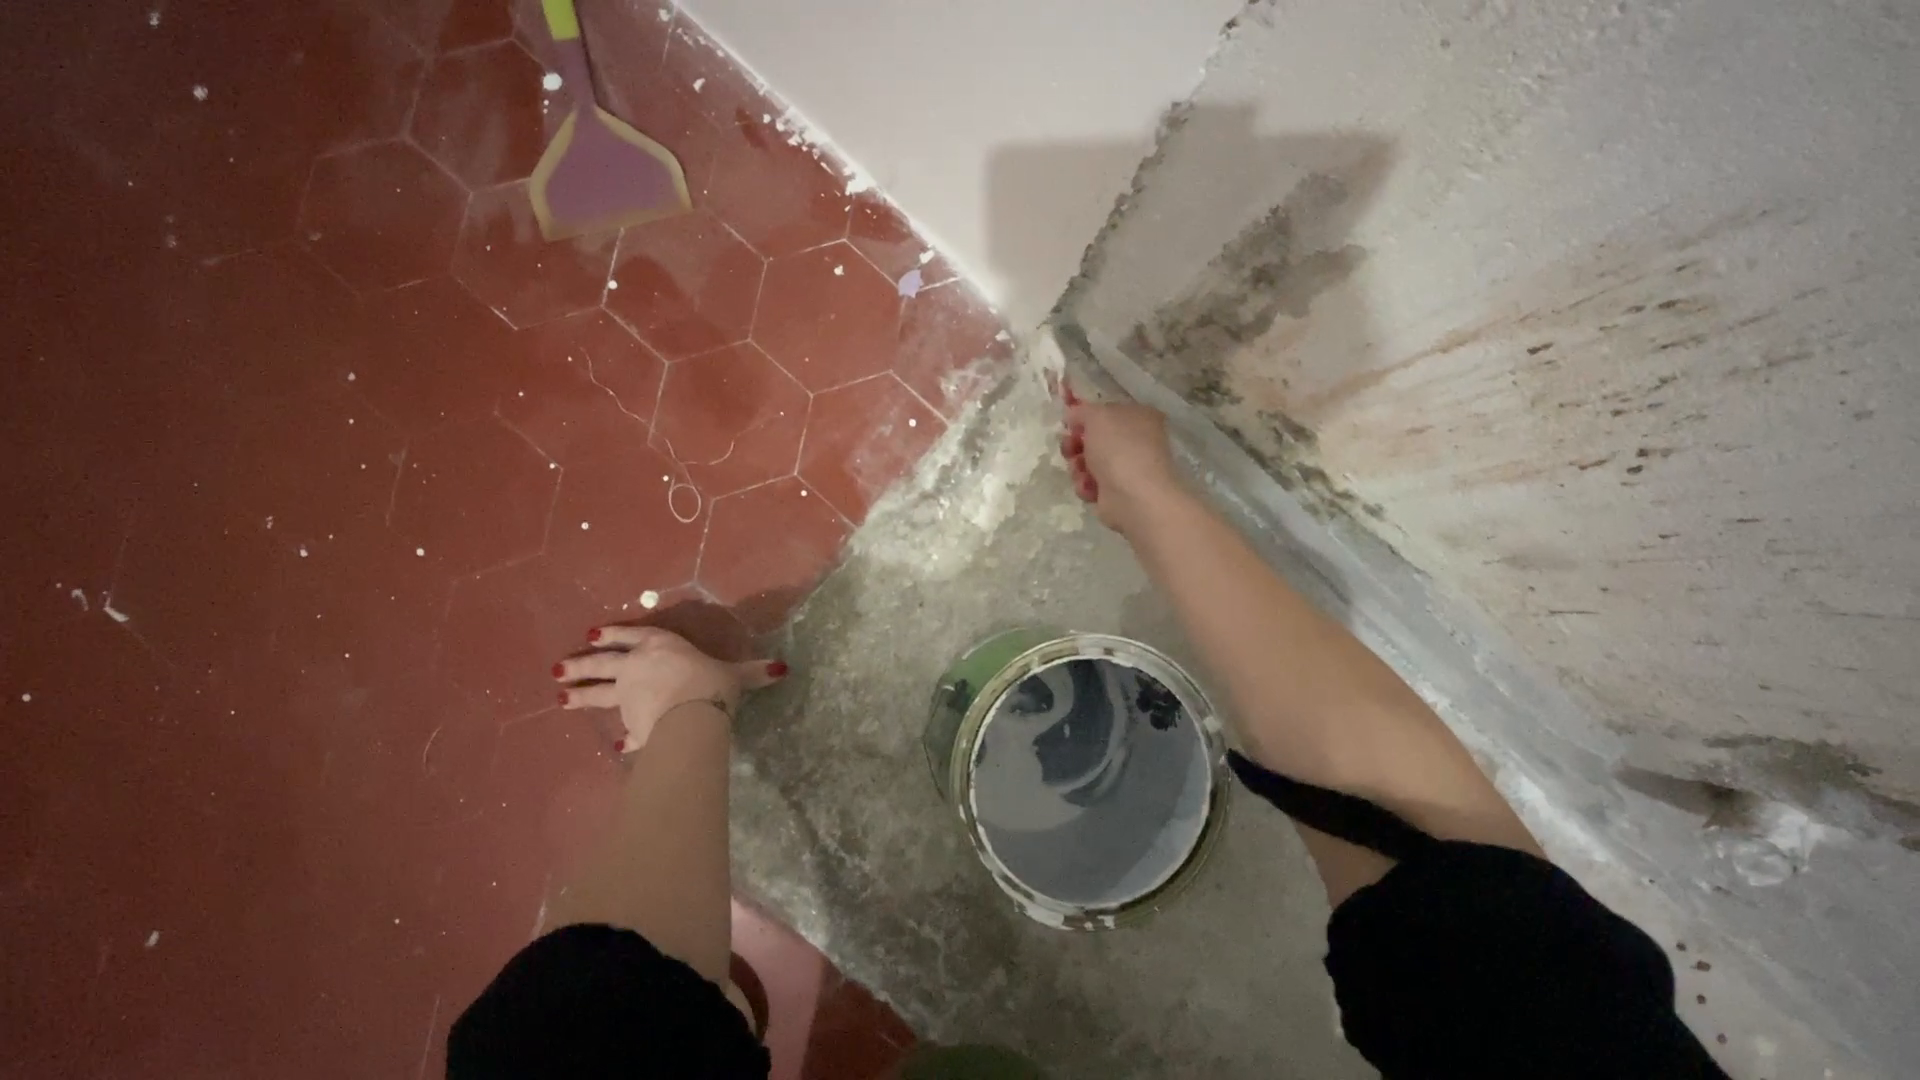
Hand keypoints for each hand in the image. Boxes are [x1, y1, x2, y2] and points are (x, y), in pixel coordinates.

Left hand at [553, 626, 785, 754]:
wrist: (692, 715)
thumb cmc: (711, 683)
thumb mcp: (735, 674)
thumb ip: (753, 672)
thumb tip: (782, 668)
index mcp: (658, 645)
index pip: (631, 635)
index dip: (613, 634)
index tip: (593, 636)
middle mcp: (636, 667)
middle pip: (602, 664)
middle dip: (581, 665)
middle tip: (558, 669)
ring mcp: (629, 697)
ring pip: (598, 694)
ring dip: (580, 696)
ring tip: (560, 698)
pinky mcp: (632, 725)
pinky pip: (626, 731)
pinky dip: (622, 738)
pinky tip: (616, 745)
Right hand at [1060, 383, 1184, 535]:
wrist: (1133, 496)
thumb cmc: (1119, 447)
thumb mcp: (1097, 416)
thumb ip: (1081, 411)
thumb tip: (1072, 415)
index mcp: (1139, 417)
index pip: (1107, 412)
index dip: (1085, 417)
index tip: (1069, 424)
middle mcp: (1136, 441)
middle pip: (1094, 439)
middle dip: (1076, 444)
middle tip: (1070, 448)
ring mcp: (1126, 468)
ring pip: (1088, 462)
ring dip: (1077, 466)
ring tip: (1081, 470)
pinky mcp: (1115, 492)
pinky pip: (1090, 484)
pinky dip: (1086, 485)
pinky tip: (1090, 488)